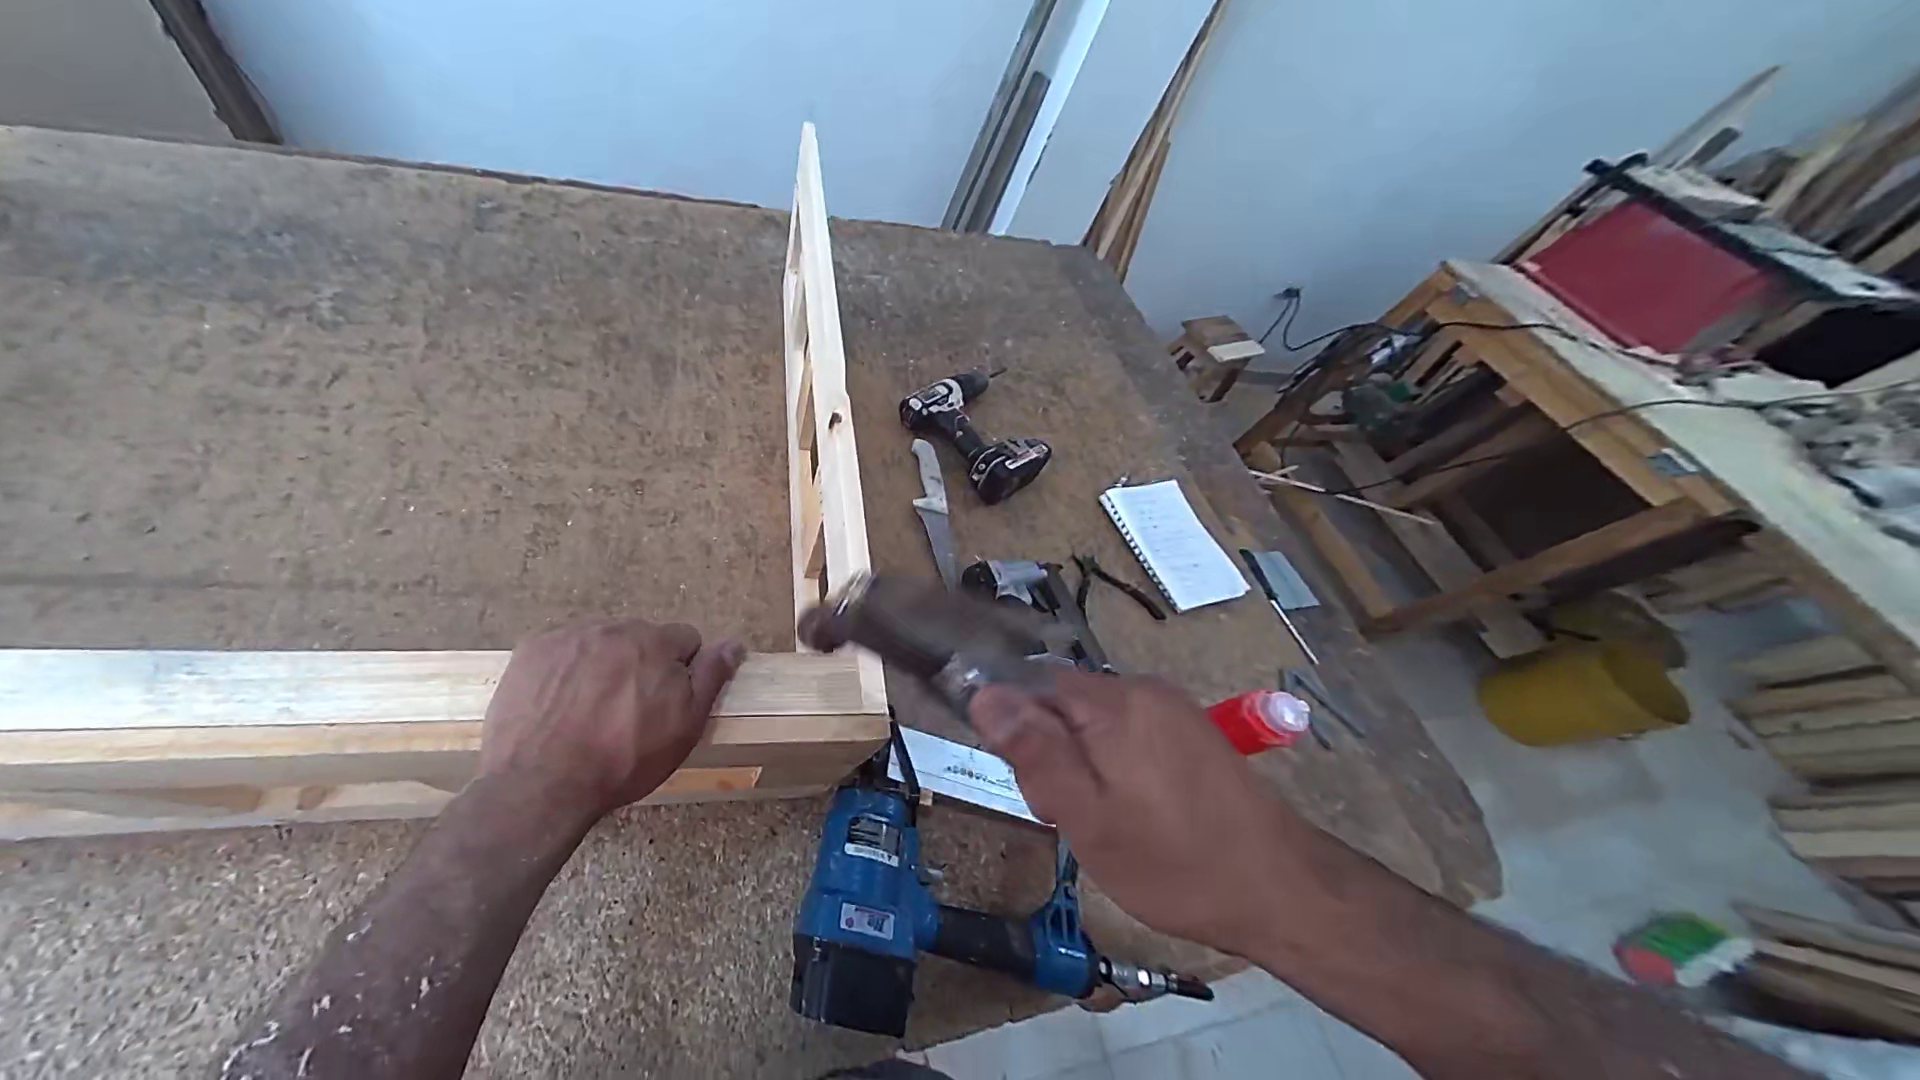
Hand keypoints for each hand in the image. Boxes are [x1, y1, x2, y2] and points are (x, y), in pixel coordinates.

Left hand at [479, 619, 744, 825]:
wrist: (540, 786)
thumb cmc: (624, 759)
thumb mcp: (686, 725)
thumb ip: (711, 677)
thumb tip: (734, 644)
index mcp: (655, 642)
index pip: (685, 638)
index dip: (682, 670)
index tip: (667, 701)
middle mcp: (613, 629)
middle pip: (641, 638)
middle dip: (642, 664)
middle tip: (630, 709)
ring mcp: (568, 638)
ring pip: (602, 643)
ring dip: (605, 665)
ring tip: (593, 710)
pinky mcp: (531, 652)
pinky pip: (563, 652)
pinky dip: (567, 670)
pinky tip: (562, 705)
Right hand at [970, 672, 1305, 953]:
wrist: (1281, 889)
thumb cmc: (1173, 862)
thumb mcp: (1087, 817)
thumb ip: (1034, 752)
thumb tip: (985, 695)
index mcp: (1114, 703)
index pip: (1035, 687)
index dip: (1023, 735)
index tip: (1039, 787)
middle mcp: (1144, 689)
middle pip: (1066, 703)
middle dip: (1055, 752)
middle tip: (1076, 815)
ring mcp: (1172, 707)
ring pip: (1096, 720)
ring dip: (1084, 762)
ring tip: (1107, 819)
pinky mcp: (1191, 729)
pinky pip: (1130, 731)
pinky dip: (1117, 764)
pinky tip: (1136, 811)